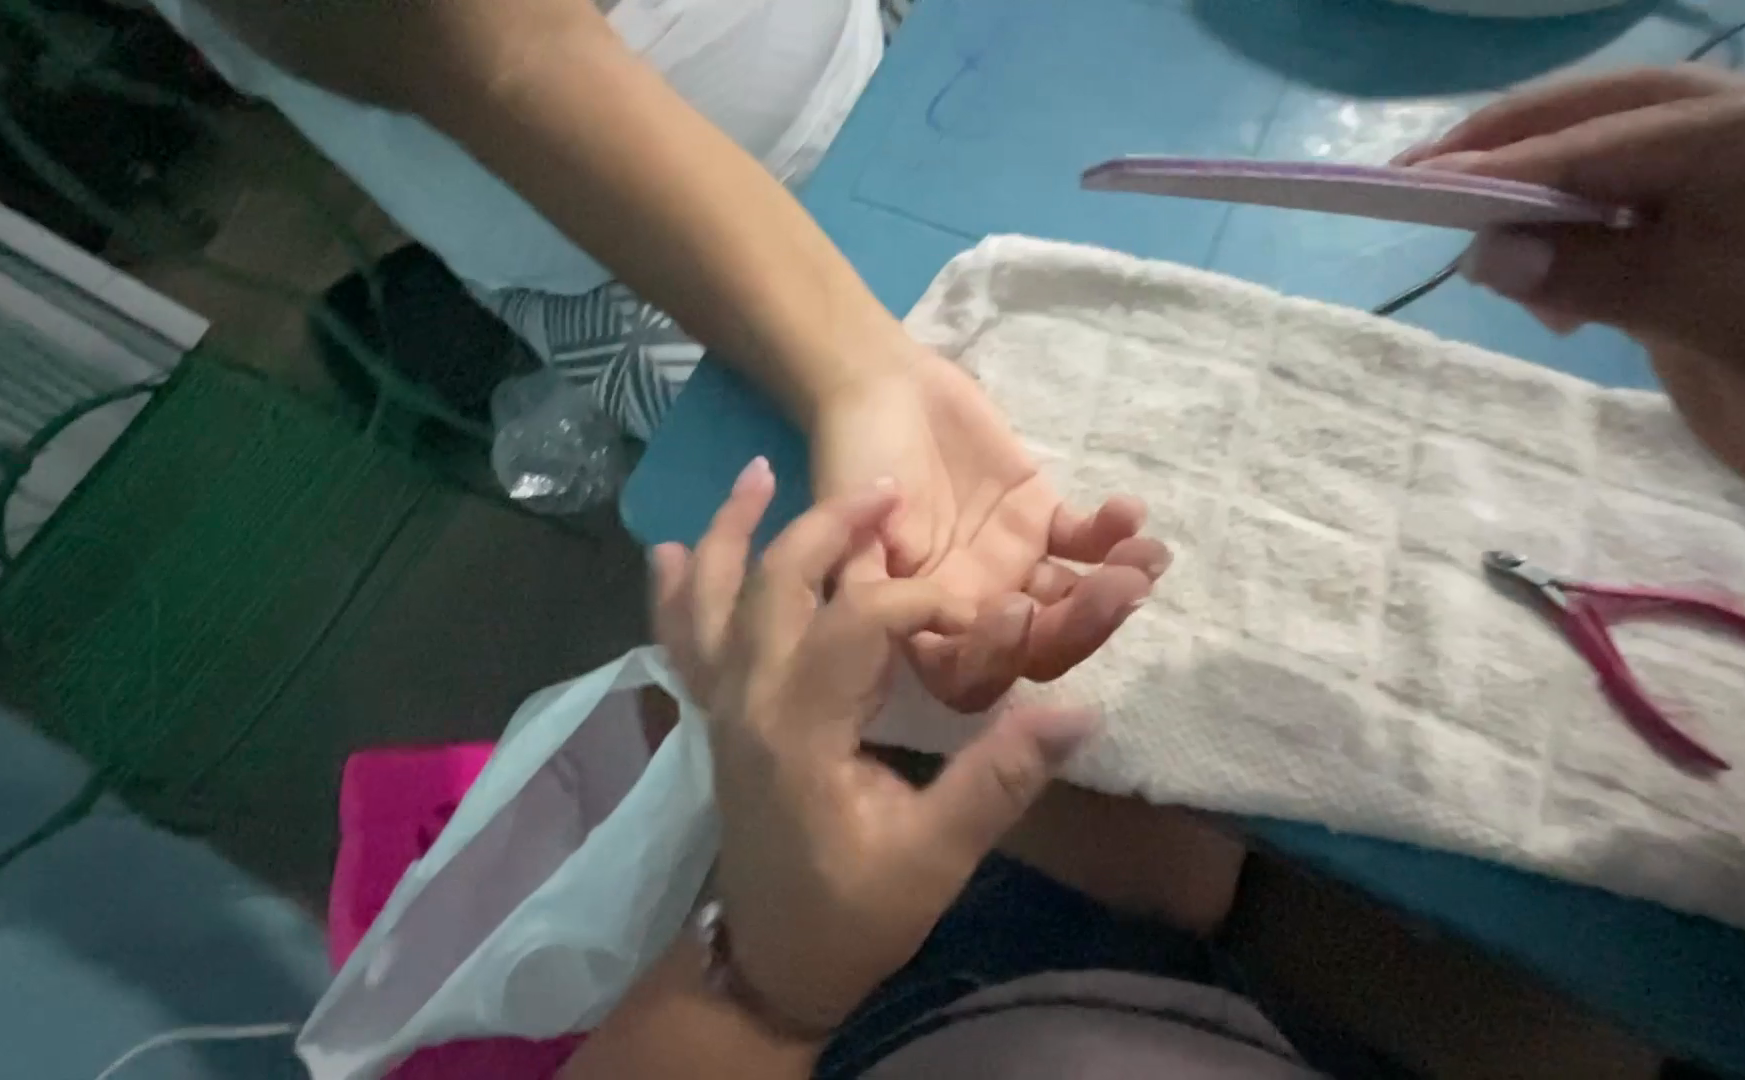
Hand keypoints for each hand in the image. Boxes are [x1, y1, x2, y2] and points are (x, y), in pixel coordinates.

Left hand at [650, 461, 1099, 1032]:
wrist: (771, 962)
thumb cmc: (854, 913)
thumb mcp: (936, 855)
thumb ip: (1002, 779)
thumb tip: (1079, 712)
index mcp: (803, 727)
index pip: (858, 623)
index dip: (919, 596)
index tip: (974, 603)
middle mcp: (748, 698)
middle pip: (776, 584)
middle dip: (829, 525)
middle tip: (882, 486)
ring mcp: (719, 704)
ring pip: (710, 598)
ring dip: (730, 531)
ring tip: (756, 473)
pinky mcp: (712, 715)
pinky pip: (680, 639)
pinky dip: (673, 590)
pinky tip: (666, 550)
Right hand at [810, 343, 1171, 709]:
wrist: (885, 386)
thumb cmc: (857, 458)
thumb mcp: (851, 527)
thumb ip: (885, 586)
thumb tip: (941, 625)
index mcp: (924, 620)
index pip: (967, 673)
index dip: (999, 659)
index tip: (1017, 608)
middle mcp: (974, 605)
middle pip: (1038, 646)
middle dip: (1082, 627)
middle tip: (1120, 588)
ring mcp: (1013, 564)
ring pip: (1072, 600)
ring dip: (1115, 588)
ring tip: (1146, 557)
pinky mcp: (1041, 520)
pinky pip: (1086, 542)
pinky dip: (1113, 535)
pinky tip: (1129, 512)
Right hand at [1399, 66, 1744, 513]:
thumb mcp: (1742, 329)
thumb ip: (1621, 278)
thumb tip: (1489, 255)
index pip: (1629, 138)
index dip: (1518, 162)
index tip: (1420, 185)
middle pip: (1613, 114)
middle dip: (1509, 143)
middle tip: (1414, 178)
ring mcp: (1733, 188)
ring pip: (1603, 159)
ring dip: (1525, 197)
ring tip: (1481, 252)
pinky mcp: (1700, 237)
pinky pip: (1606, 213)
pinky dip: (1549, 239)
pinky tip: (1537, 288)